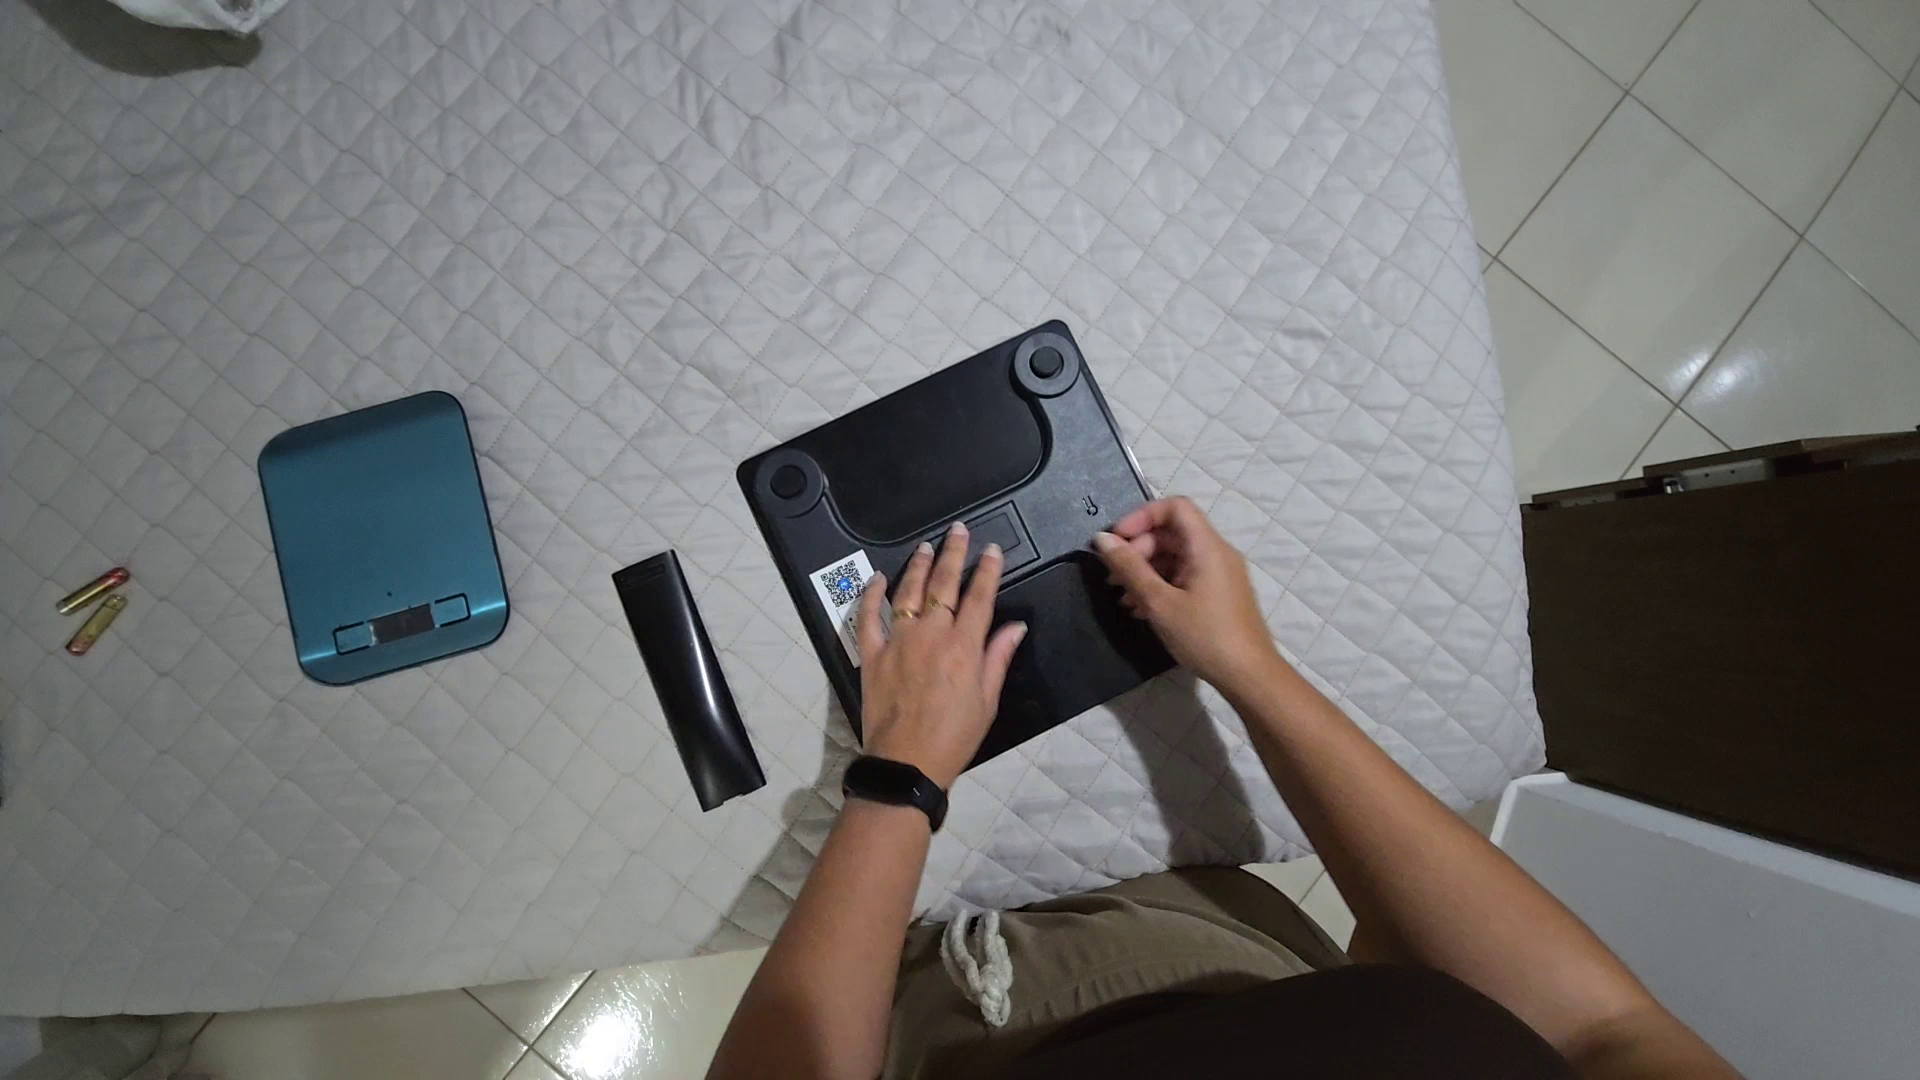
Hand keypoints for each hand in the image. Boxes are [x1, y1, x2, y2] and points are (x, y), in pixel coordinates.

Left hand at [855, 522, 1028, 788]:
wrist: (907, 762)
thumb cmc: (955, 735)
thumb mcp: (987, 700)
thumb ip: (998, 657)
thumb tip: (1015, 626)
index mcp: (964, 646)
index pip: (980, 596)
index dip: (987, 570)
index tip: (992, 549)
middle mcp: (931, 634)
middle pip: (943, 583)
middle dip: (953, 554)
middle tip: (958, 531)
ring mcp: (898, 640)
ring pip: (908, 592)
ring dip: (917, 565)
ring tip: (925, 546)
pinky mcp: (871, 653)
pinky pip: (868, 617)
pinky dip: (872, 595)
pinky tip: (878, 578)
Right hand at [1092, 496, 1280, 694]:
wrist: (1248, 675)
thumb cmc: (1204, 635)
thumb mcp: (1159, 602)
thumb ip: (1129, 568)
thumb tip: (1102, 539)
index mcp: (1207, 546)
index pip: (1174, 508)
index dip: (1141, 516)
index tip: (1117, 540)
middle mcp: (1216, 552)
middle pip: (1171, 533)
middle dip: (1138, 550)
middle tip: (1115, 578)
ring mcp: (1219, 574)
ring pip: (1174, 557)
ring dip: (1145, 571)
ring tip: (1123, 598)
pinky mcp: (1217, 594)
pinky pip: (1184, 576)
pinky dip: (1160, 585)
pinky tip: (1141, 610)